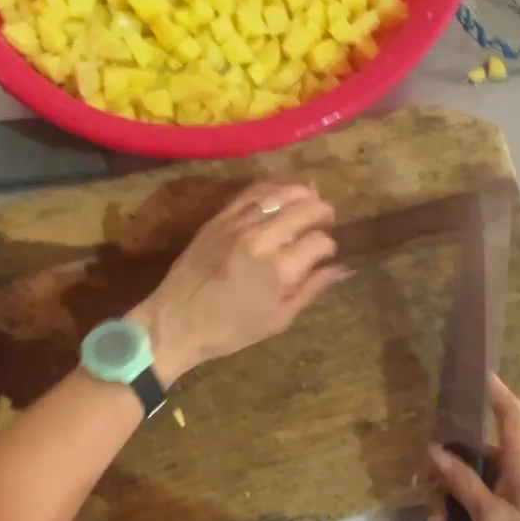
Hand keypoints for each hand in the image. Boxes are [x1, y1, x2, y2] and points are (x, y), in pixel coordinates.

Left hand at [131, 182, 350, 381]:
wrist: (176, 322)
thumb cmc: (229, 331)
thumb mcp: (278, 320)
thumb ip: (311, 289)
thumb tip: (342, 269)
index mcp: (279, 270)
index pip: (320, 241)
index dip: (329, 246)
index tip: (325, 255)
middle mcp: (261, 239)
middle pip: (306, 207)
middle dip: (323, 212)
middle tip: (326, 221)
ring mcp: (237, 224)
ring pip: (280, 192)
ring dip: (302, 194)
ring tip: (309, 202)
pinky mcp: (218, 218)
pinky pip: (252, 192)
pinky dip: (272, 190)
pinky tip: (280, 196)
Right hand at [423, 373, 519, 520]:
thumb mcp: (488, 516)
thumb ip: (461, 481)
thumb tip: (434, 449)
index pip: (510, 414)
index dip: (495, 391)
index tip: (477, 371)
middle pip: (476, 455)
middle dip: (445, 472)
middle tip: (422, 491)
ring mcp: (517, 492)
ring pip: (472, 483)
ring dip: (448, 502)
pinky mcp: (513, 512)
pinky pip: (479, 503)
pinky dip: (459, 516)